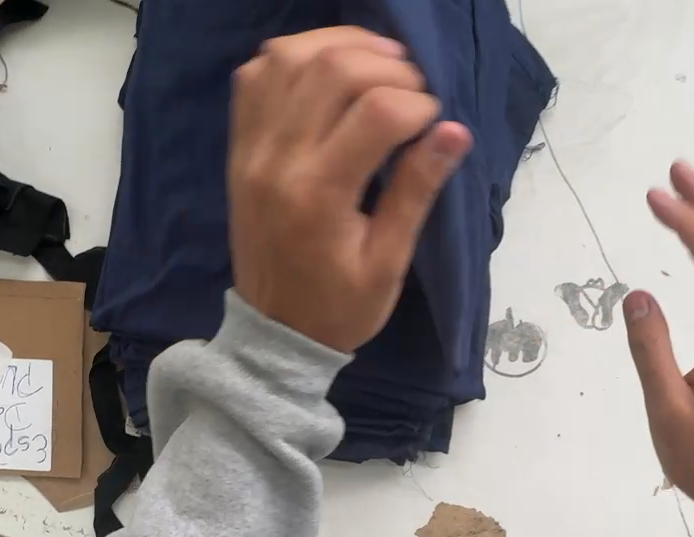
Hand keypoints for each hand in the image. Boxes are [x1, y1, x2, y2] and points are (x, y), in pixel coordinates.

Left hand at [228, 27, 473, 352]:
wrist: (277, 333)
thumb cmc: (341, 308)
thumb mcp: (388, 263)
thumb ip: (416, 193)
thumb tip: (455, 132)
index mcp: (320, 195)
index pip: (376, 113)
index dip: (418, 105)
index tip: (436, 123)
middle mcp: (278, 160)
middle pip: (332, 70)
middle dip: (387, 66)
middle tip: (415, 90)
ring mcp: (250, 150)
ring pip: (289, 58)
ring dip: (341, 47)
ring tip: (380, 64)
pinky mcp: (238, 149)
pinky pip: (255, 78)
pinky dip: (293, 59)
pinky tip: (326, 73)